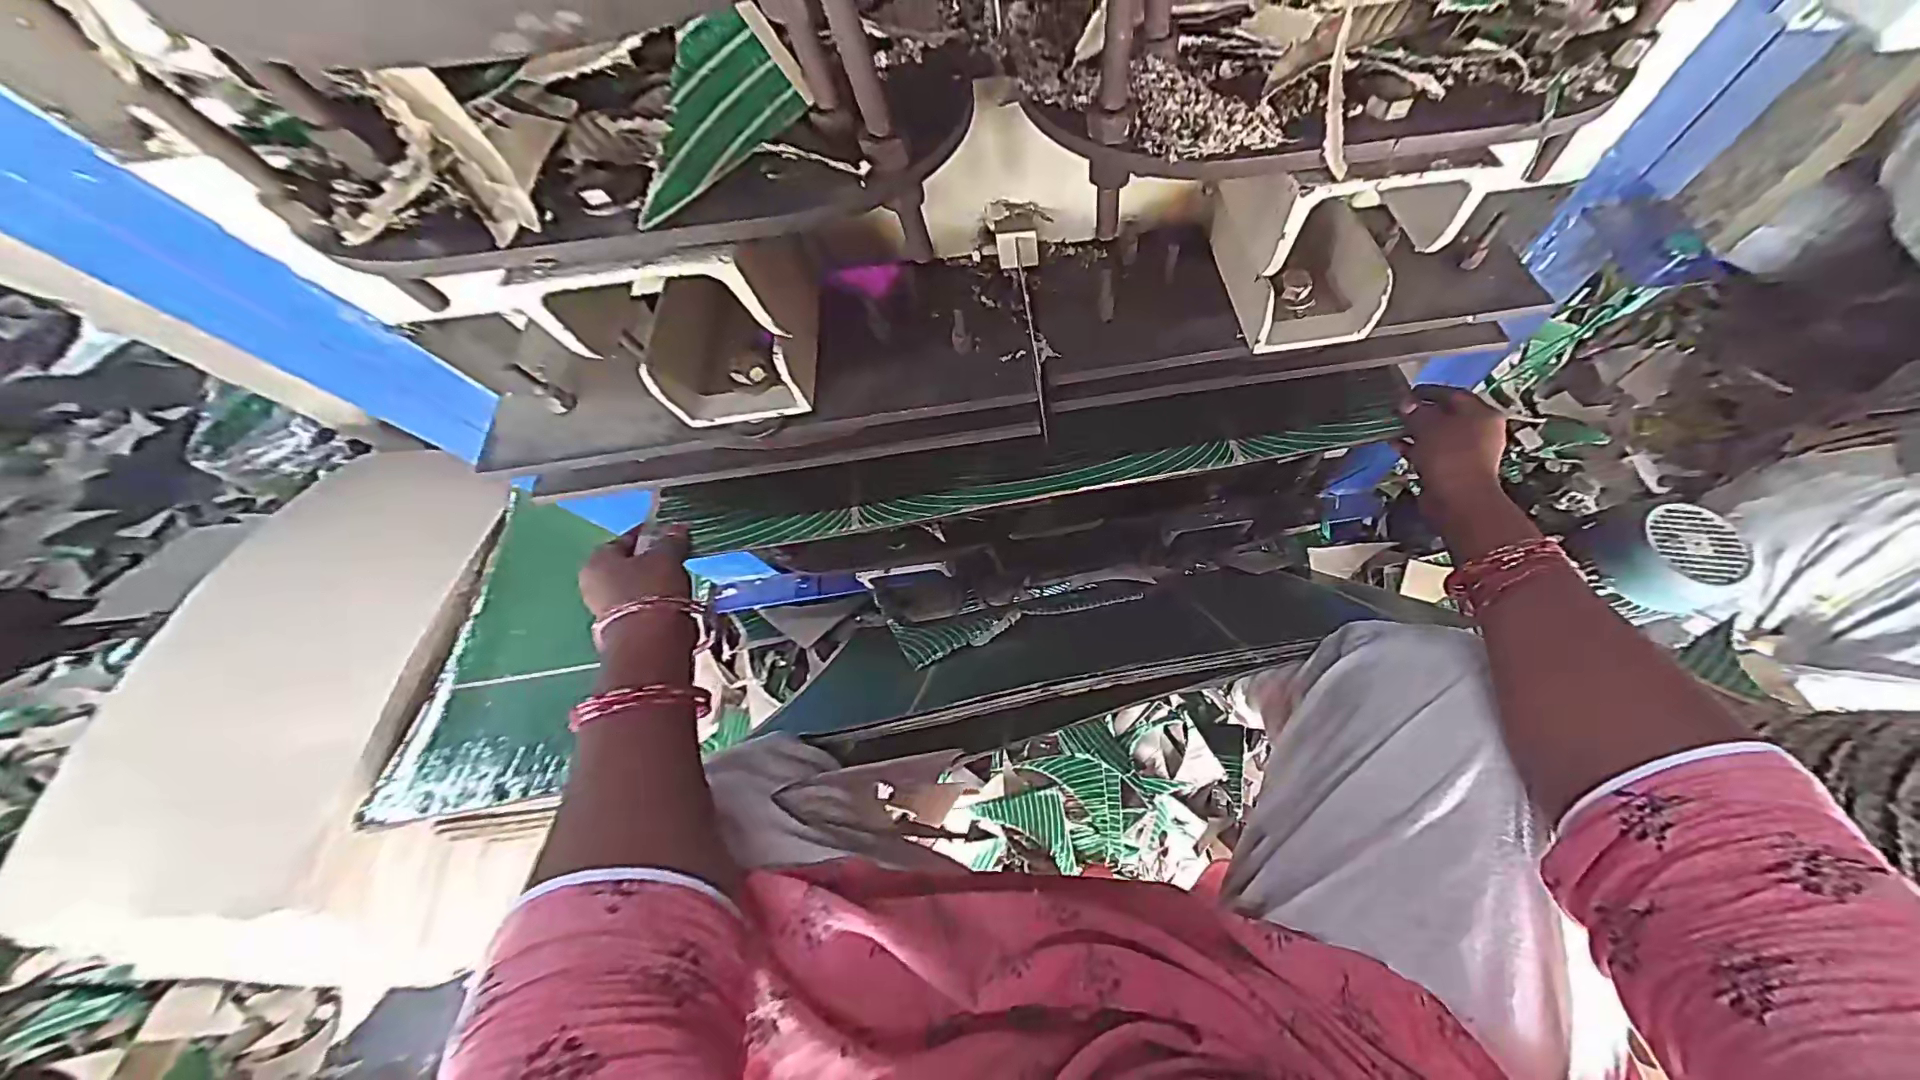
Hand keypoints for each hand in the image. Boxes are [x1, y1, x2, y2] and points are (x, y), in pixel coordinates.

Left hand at [580, 521, 691, 618]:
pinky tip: (672, 599)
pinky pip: (639, 604)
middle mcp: (592, 582)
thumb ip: (671, 540)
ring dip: (653, 581)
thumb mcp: (666, 557)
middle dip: (650, 559)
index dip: (650, 533)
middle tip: (676, 556)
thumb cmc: (653, 589)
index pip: (625, 538)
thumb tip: (677, 527)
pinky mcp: (618, 627)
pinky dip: (653, 599)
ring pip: (633, 586)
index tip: (670, 533)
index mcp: (597, 559)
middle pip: (627, 564)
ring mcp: (603, 608)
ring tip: (678, 578)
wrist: (649, 641)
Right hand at [1394, 386, 1507, 519]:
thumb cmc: (1448, 455)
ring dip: (1414, 432)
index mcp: (1482, 413)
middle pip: (1446, 415)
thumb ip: (1416, 411)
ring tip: (1393, 429)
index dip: (1428, 391)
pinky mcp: (1453, 468)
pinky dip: (1415, 448)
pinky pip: (1432, 451)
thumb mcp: (1428, 426)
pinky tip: (1397, 447)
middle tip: (1397, 411)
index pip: (1453, 394)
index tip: (1406, 392)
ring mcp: (1467, 451)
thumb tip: (1405, 403)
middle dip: (1420, 413)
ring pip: (1437, 435)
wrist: (1458, 498)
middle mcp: (1479, 430)